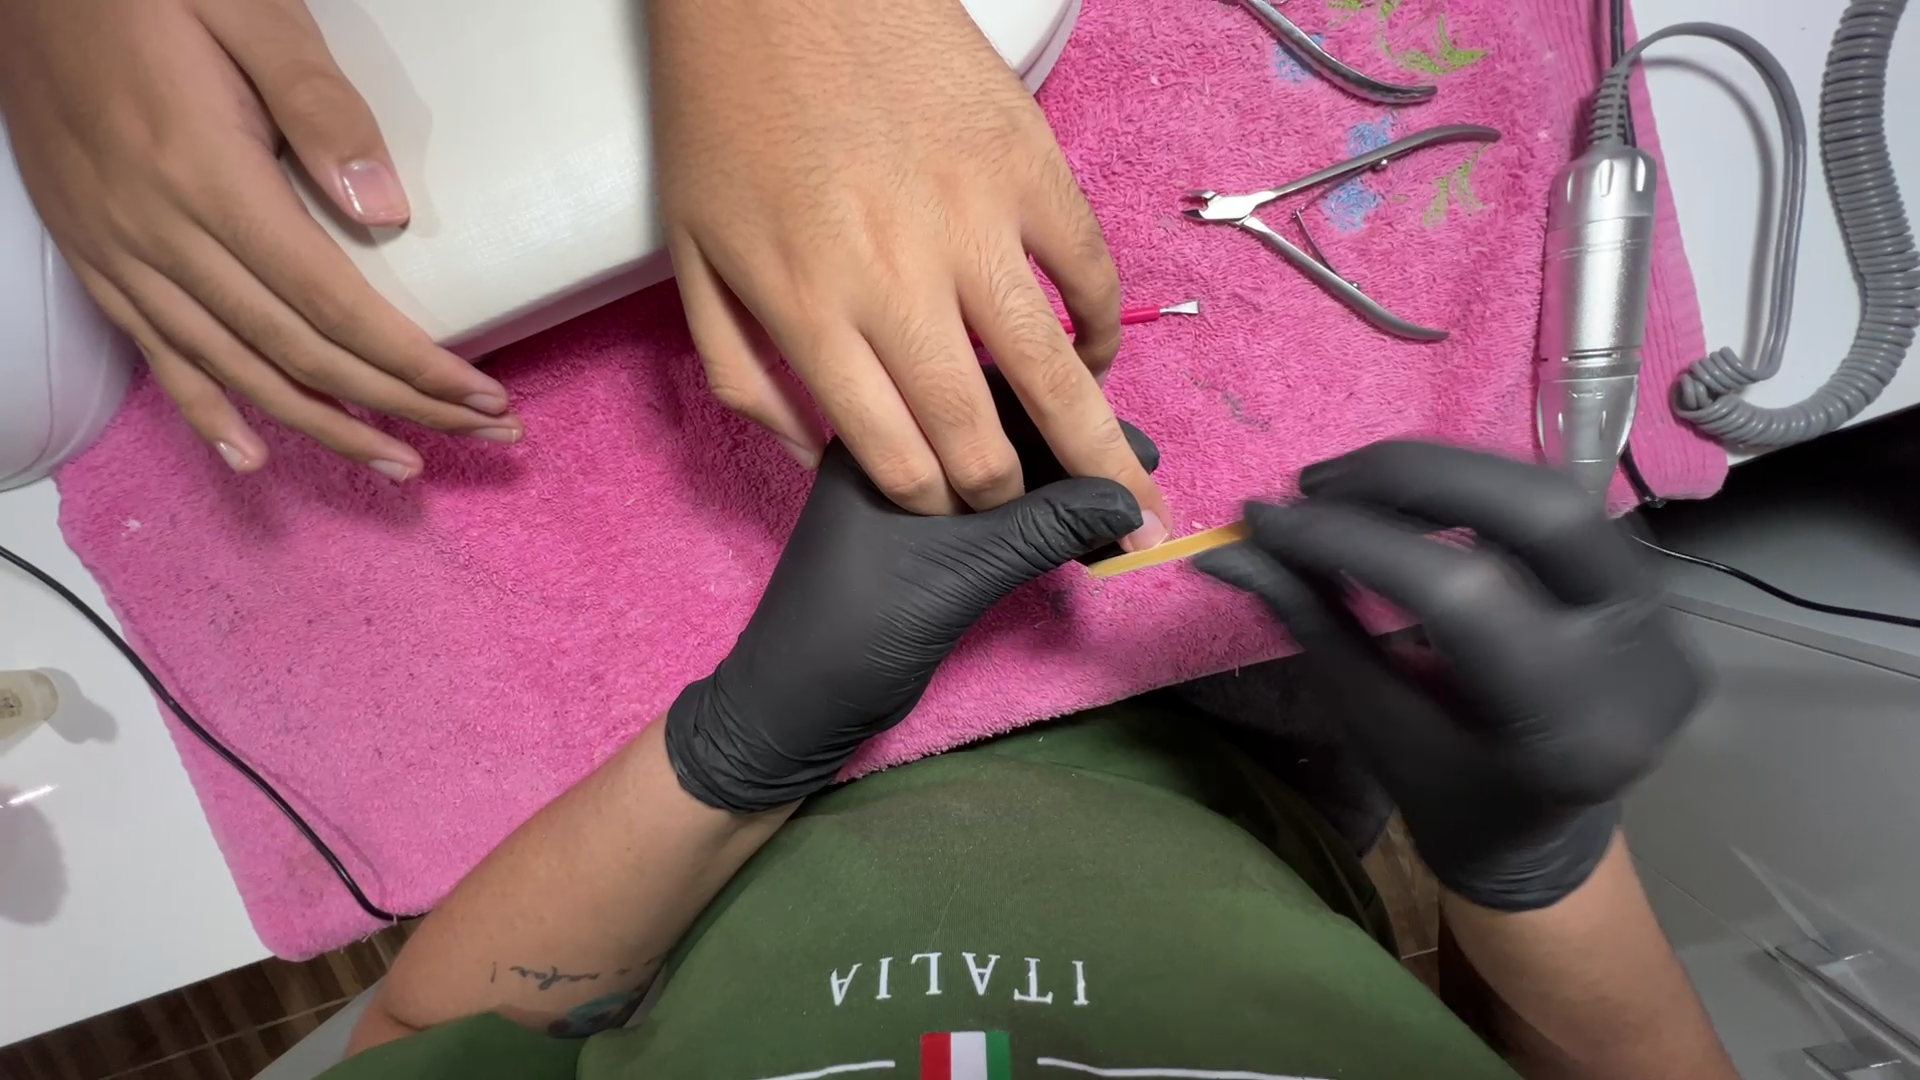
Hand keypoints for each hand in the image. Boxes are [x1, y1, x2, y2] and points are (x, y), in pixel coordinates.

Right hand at [0, 0, 520, 480]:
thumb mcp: (253, 17)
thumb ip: (323, 113)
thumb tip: (387, 214)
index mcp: (206, 181)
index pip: (340, 309)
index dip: (419, 366)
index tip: (486, 398)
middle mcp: (157, 233)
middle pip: (306, 354)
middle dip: (406, 406)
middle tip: (484, 435)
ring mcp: (119, 253)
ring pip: (240, 372)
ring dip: (330, 429)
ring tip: (404, 466)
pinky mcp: (97, 256)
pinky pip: (155, 355)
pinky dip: (208, 412)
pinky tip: (254, 457)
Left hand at [647, 0, 1168, 546]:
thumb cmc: (726, 121)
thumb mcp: (693, 265)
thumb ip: (746, 381)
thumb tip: (812, 459)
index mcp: (812, 315)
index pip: (897, 458)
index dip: (933, 505)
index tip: (951, 513)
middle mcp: (897, 284)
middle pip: (978, 439)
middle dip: (1009, 500)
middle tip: (1031, 519)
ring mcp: (972, 222)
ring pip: (1051, 373)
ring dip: (1093, 451)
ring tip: (1124, 494)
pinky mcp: (1026, 163)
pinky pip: (1089, 273)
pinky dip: (1101, 329)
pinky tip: (1091, 356)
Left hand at [666, 371, 1152, 811]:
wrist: (797, 704)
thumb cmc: (861, 627)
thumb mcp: (960, 572)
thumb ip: (1044, 528)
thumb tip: (1132, 501)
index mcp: (886, 434)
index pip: (992, 402)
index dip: (1071, 418)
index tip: (1136, 448)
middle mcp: (898, 452)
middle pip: (1005, 436)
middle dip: (1077, 459)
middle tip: (1143, 477)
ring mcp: (911, 497)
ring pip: (1004, 478)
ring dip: (1065, 496)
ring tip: (1124, 512)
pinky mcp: (923, 539)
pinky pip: (994, 515)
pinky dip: (1042, 526)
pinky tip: (1083, 537)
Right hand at [1198, 442, 1702, 910]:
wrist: (1541, 826)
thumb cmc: (1443, 788)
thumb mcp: (1366, 716)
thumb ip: (1307, 620)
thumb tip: (1224, 550)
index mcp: (1569, 726)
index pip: (1458, 594)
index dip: (1349, 542)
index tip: (1264, 522)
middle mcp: (1642, 656)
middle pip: (1537, 512)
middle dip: (1408, 478)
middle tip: (1312, 483)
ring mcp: (1662, 612)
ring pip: (1548, 490)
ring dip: (1431, 470)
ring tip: (1340, 483)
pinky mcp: (1646, 583)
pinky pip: (1548, 503)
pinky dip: (1459, 485)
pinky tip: (1394, 495)